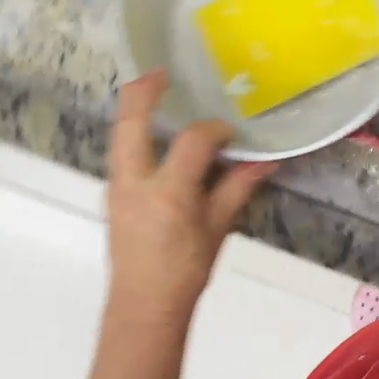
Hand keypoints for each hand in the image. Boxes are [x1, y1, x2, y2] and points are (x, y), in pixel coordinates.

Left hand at [104, 71, 274, 322]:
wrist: (144, 305)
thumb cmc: (185, 271)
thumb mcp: (216, 229)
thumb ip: (236, 189)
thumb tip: (266, 162)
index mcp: (168, 192)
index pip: (193, 141)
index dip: (215, 130)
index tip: (231, 134)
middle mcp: (135, 181)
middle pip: (131, 120)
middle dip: (144, 90)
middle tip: (164, 72)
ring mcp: (117, 186)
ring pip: (119, 133)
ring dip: (135, 109)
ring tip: (156, 92)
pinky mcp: (112, 194)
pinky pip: (120, 151)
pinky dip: (134, 133)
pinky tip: (154, 136)